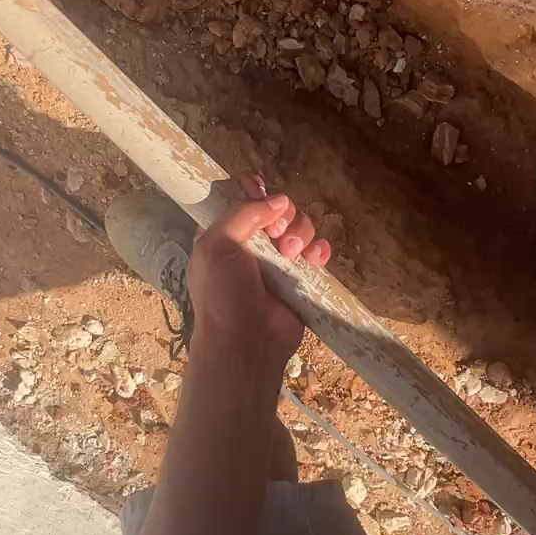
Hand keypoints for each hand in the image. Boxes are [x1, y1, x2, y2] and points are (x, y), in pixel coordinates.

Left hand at [188, 175, 331, 369]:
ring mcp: (278, 261)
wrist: (246, 342)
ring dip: (300, 234)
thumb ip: (241, 214)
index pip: (242, 197)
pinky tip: (315, 259)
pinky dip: (320, 250)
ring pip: (300, 227)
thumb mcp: (216, 245)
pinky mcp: (300, 278)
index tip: (259, 196)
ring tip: (292, 256)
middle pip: (278, 209)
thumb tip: (278, 200)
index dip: (255, 192)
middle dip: (282, 217)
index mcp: (224, 233)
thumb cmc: (223, 294)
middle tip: (276, 235)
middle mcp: (251, 244)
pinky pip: (317, 251)